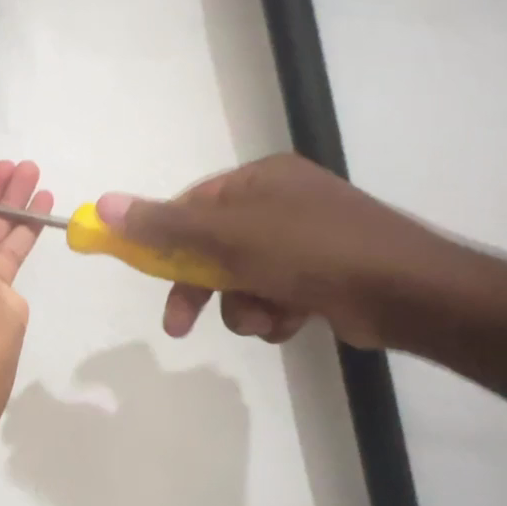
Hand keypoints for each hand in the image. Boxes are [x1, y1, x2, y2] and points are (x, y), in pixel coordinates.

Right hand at [96, 153, 457, 347]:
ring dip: (242, 307)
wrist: (403, 292)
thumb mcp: (226, 236)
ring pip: (239, 281)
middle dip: (201, 289)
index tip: (148, 274)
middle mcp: (281, 204)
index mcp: (260, 180)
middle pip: (211, 248)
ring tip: (265, 317)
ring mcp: (303, 241)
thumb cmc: (310, 252)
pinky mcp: (321, 276)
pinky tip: (292, 320)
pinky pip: (271, 297)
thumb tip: (103, 205)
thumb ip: (163, 224)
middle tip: (180, 325)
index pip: (191, 206)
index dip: (165, 241)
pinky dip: (273, 314)